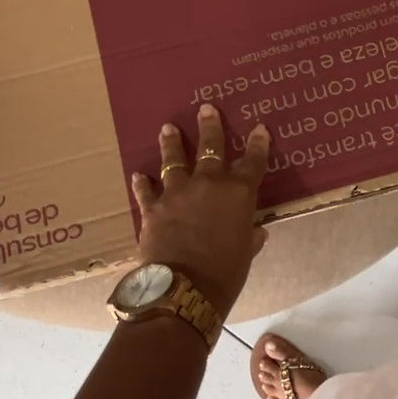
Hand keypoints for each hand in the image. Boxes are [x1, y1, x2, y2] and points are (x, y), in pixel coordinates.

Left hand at [131, 104, 270, 316]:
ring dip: (171, 144)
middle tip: (206, 109)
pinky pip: (146, 190)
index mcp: (239, 193)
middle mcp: (209, 183)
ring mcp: (178, 192)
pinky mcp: (153, 207)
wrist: (183, 289)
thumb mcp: (245, 254)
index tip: (259, 128)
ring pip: (174, 160)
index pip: (253, 161)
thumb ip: (250, 237)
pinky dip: (142, 183)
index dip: (258, 144)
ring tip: (167, 128)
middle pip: (211, 147)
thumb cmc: (225, 274)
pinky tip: (138, 175)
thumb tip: (258, 232)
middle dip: (210, 127)